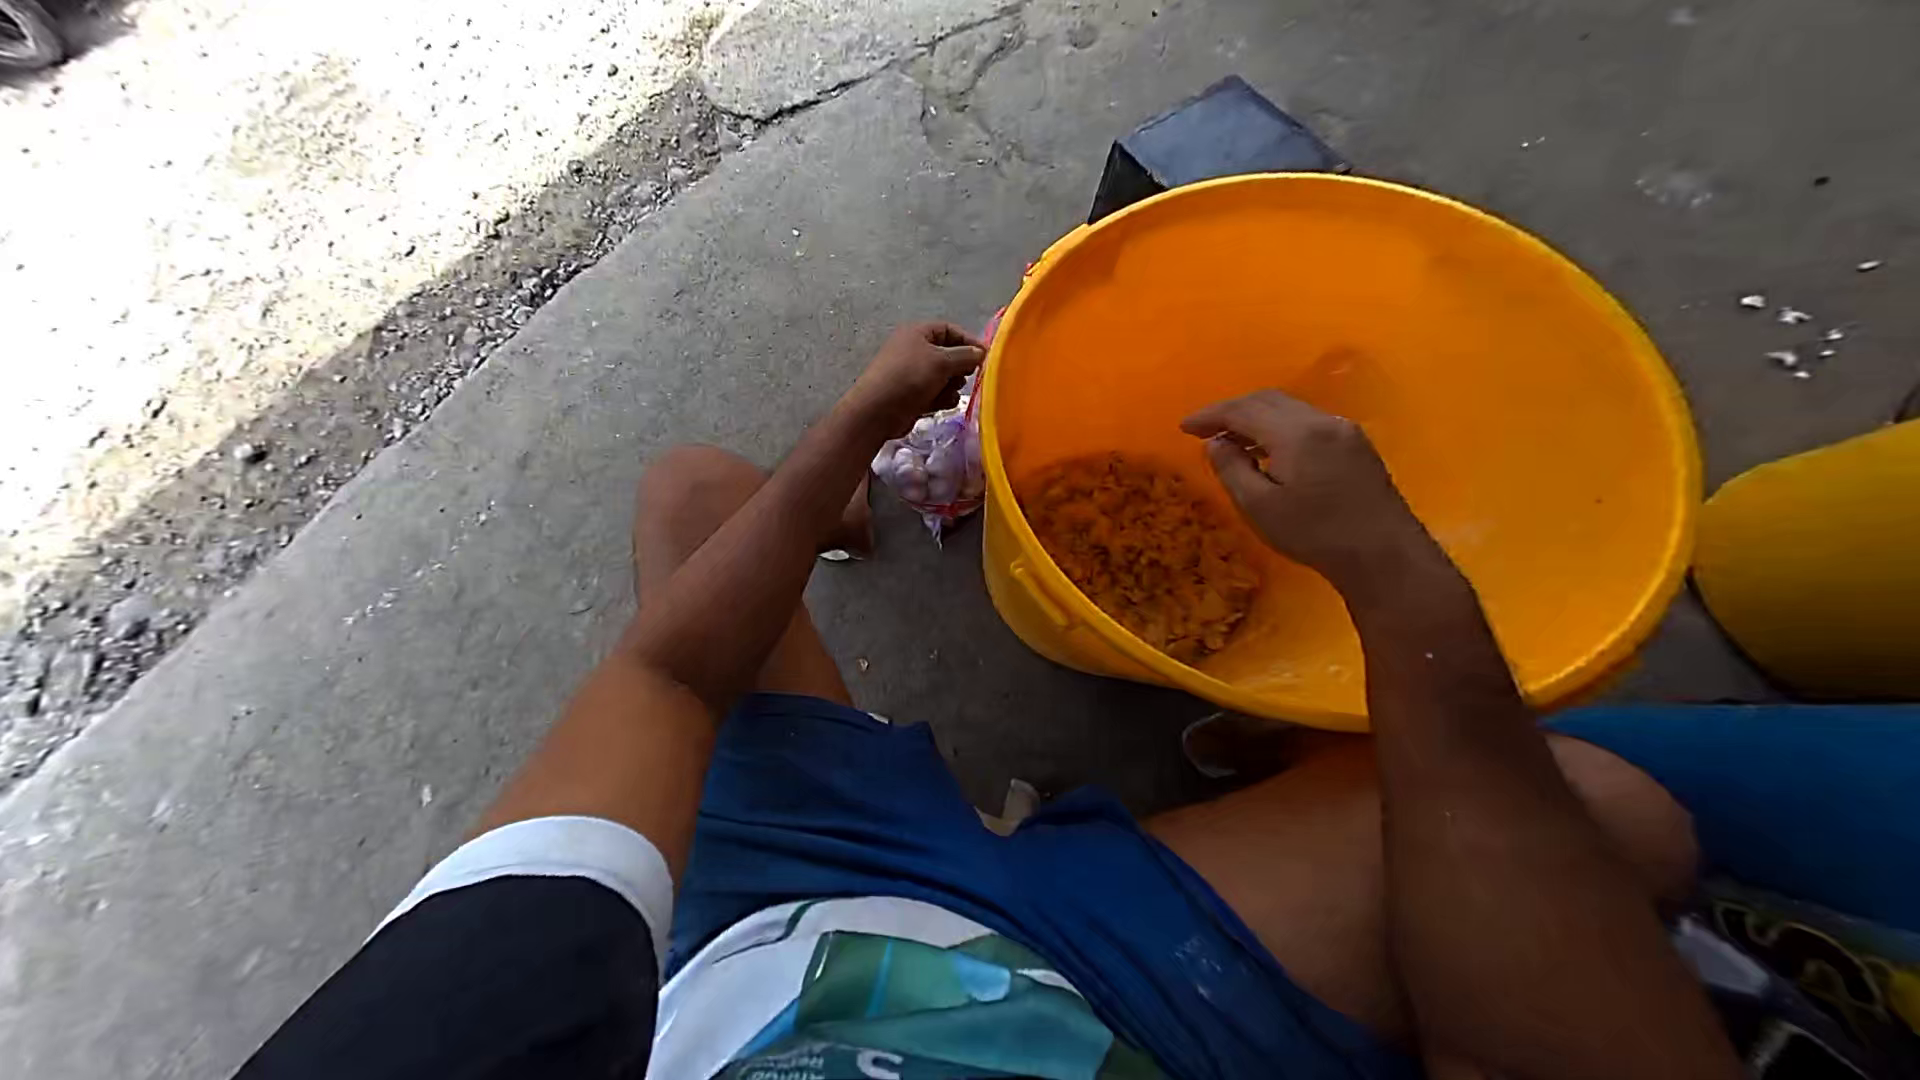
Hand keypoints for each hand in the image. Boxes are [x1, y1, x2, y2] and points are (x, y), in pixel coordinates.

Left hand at [843, 322, 985, 437]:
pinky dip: (940, 398)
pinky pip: (935, 393)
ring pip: (944, 377)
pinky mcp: (912, 396)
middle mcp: (914, 350)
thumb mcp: (941, 361)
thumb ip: (965, 356)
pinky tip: (939, 404)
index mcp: (917, 333)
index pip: (950, 330)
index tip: (985, 357)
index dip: (968, 341)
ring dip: (951, 386)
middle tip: (966, 377)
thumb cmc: (910, 378)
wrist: (878, 411)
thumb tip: (981, 353)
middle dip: (959, 367)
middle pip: (948, 355)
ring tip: (948, 393)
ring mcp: (912, 374)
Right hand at [1181, 390, 1433, 586]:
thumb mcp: (1259, 507)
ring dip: (1255, 419)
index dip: (1211, 415)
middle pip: (1268, 399)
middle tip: (1204, 431)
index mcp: (1296, 433)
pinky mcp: (1353, 444)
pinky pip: (1305, 422)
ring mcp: (1342, 430)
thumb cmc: (1314, 533)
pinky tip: (1266, 452)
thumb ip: (1232, 469)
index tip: (1185, 428)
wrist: (1382, 554)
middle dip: (1231, 411)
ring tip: (1230, 443)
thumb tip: (1216, 443)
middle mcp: (1321, 421)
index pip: (1244, 410)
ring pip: (1289, 409)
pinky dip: (1277, 427)